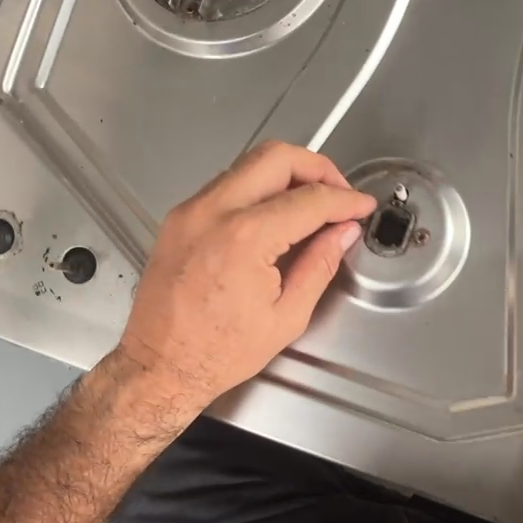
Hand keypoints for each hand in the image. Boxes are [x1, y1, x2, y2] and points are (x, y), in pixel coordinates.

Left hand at [115, 141, 375, 415]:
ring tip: (311, 205)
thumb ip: (319, 265)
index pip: (310, 199)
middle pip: (277, 157)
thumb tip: (342, 234)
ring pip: (249, 163)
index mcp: (245, 238)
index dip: (345, 200)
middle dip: (318, 168)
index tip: (361, 206)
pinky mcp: (179, 218)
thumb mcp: (286, 316)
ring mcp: (191, 211)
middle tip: (339, 193)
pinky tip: (275, 215)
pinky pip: (227, 184)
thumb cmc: (216, 352)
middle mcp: (213, 213)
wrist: (161, 365)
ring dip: (287, 174)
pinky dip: (258, 187)